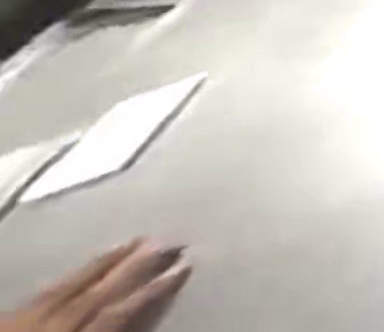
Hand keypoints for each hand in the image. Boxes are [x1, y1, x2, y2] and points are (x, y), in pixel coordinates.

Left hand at [1, 240, 190, 331]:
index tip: (187, 264)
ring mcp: (14, 325)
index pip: (117, 313)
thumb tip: (135, 314)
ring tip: (131, 240)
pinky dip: (58, 283)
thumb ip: (101, 331)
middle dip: (135, 266)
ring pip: (62, 289)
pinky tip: (70, 274)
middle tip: (170, 239)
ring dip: (100, 265)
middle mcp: (45, 327)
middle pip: (95, 293)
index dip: (153, 289)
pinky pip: (27, 301)